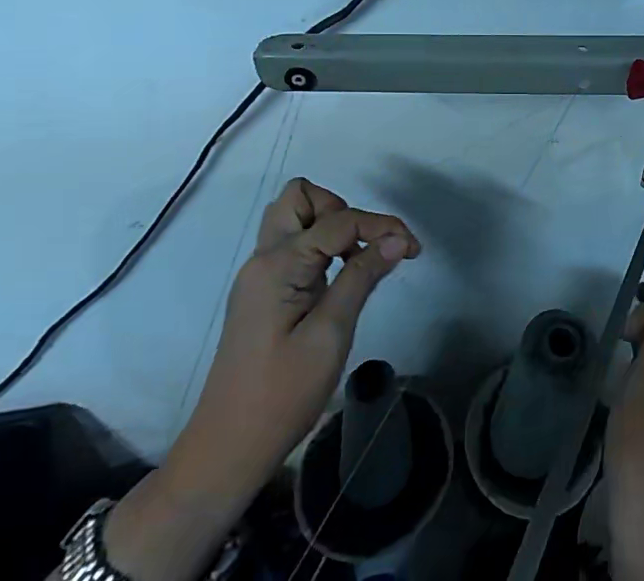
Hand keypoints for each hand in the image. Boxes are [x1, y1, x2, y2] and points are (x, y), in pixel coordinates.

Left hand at [190, 177, 419, 476]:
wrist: (230, 445)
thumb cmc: (283, 393)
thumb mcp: (331, 333)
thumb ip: (362, 277)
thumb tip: (396, 239)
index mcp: (278, 265)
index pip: (338, 221)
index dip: (381, 226)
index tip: (413, 250)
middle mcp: (263, 259)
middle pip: (300, 198)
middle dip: (343, 210)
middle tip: (367, 247)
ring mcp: (259, 275)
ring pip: (293, 219)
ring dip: (331, 226)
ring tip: (359, 260)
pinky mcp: (263, 292)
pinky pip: (293, 245)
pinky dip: (322, 247)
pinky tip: (342, 277)